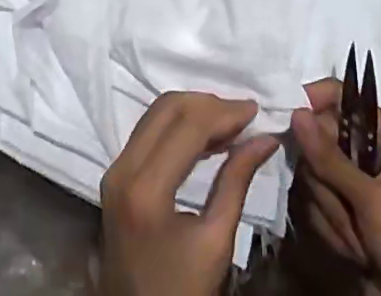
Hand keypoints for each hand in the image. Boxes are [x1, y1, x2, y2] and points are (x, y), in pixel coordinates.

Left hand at [100, 92, 280, 295]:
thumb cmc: (182, 290)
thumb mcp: (217, 240)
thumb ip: (237, 180)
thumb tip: (266, 137)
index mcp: (146, 189)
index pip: (188, 125)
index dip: (225, 111)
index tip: (256, 110)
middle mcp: (122, 170)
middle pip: (168, 108)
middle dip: (210, 103)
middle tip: (244, 115)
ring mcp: (114, 172)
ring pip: (156, 113)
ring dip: (194, 110)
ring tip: (230, 123)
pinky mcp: (115, 177)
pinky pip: (148, 130)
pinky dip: (179, 123)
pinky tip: (206, 136)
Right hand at [289, 81, 380, 295]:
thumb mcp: (373, 200)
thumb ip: (331, 157)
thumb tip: (296, 111)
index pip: (342, 97)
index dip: (315, 100)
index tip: (289, 115)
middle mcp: (367, 152)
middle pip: (320, 141)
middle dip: (327, 181)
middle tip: (350, 208)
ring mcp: (353, 185)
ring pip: (314, 178)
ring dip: (332, 212)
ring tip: (361, 238)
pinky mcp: (343, 214)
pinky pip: (316, 207)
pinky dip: (331, 231)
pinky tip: (355, 251)